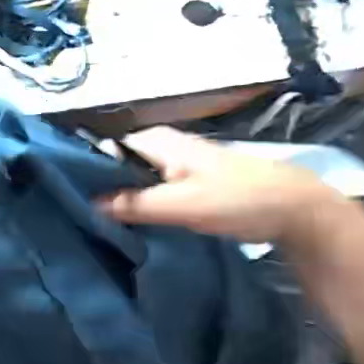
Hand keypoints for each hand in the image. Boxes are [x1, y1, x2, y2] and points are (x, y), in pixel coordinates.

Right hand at [98, 127, 346, 244]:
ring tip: (96, 221)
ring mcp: (175, 164)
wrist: (297, 209)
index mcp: (156, 141)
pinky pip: (149, 189)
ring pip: (133, 178)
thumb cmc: (239, 198)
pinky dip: (138, 204)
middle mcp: (161, 146)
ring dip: (119, 197)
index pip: (105, 147)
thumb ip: (135, 204)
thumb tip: (89, 205)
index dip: (85, 168)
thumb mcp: (182, 204)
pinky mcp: (187, 183)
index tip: (66, 194)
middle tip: (78, 214)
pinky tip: (129, 223)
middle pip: (117, 163)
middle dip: (100, 186)